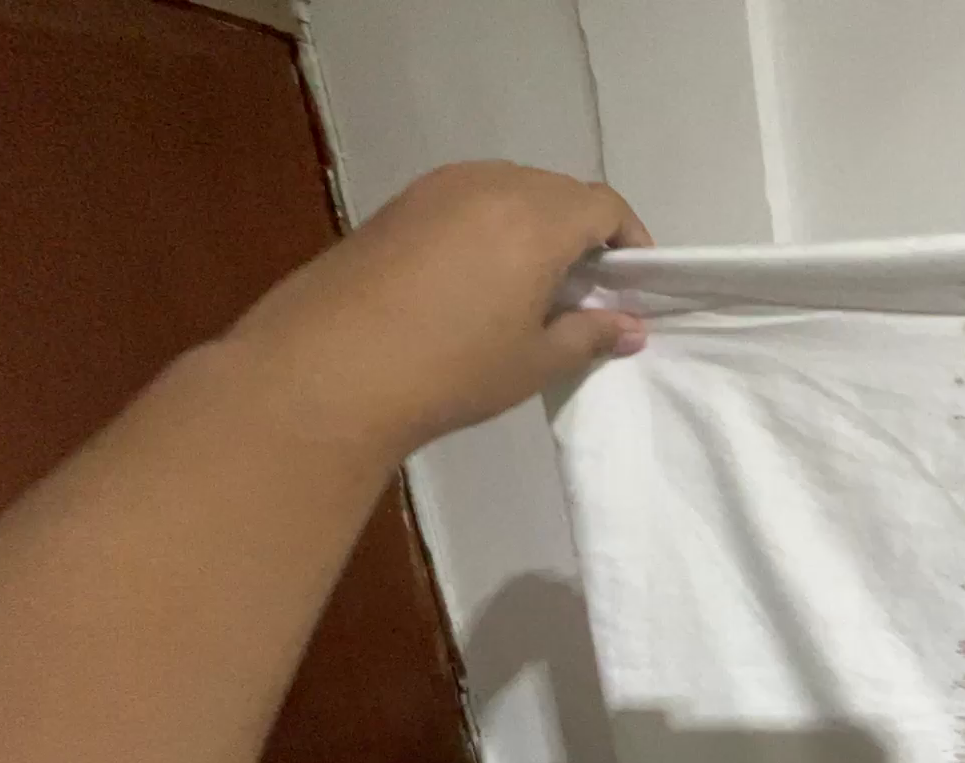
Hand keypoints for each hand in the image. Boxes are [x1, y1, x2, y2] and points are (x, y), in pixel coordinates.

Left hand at [226, 161, 651, 453]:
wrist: (328, 373)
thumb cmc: (454, 369)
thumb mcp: (539, 360)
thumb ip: (593, 334)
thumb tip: (632, 327)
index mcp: (534, 221)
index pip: (603, 206)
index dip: (631, 238)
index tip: (636, 279)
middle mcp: (489, 187)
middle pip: (560, 191)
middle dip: (589, 231)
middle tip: (593, 287)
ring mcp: (438, 190)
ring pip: (514, 188)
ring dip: (542, 224)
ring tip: (542, 282)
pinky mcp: (400, 205)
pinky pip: (471, 197)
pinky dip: (498, 224)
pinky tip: (488, 276)